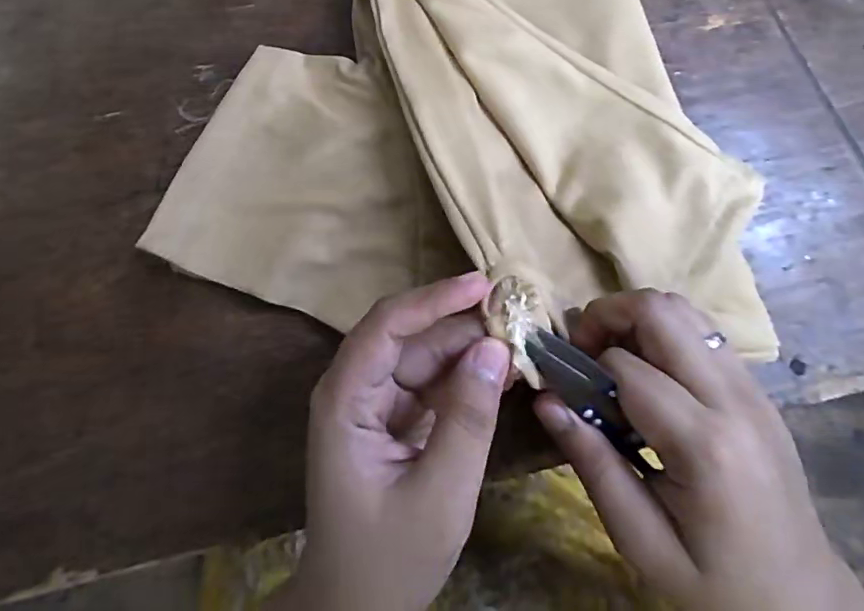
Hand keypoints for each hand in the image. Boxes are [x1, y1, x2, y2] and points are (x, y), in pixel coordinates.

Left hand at [271, 272, 511, 610]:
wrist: (355, 609)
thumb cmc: (389, 558)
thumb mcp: (439, 495)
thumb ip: (468, 420)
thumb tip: (496, 348)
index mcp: (345, 399)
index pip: (386, 326)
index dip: (433, 299)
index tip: (482, 285)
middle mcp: (356, 388)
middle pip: (408, 335)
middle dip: (459, 321)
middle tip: (515, 310)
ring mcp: (375, 402)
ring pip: (424, 354)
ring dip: (468, 345)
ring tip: (518, 336)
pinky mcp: (395, 418)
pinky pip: (432, 382)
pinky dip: (466, 374)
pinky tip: (501, 369)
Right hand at [534, 290, 863, 610]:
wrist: (802, 603)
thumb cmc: (716, 585)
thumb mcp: (643, 543)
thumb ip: (594, 465)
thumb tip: (545, 400)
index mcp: (705, 444)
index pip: (626, 367)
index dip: (586, 367)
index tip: (566, 388)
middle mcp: (735, 400)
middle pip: (662, 311)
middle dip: (609, 314)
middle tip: (584, 350)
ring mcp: (754, 389)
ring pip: (685, 309)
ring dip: (638, 317)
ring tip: (614, 356)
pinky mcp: (759, 389)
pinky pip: (704, 331)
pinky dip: (666, 330)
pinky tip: (650, 371)